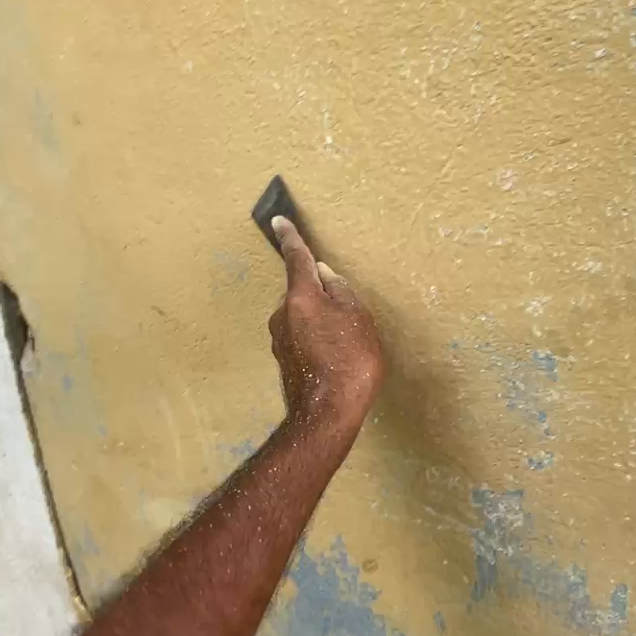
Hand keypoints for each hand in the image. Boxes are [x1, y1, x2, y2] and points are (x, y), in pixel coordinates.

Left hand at [268, 217, 385, 432]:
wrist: (327, 415)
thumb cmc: (350, 360)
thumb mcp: (357, 316)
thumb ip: (340, 291)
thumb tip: (325, 275)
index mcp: (300, 296)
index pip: (296, 258)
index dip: (290, 237)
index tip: (278, 220)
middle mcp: (282, 314)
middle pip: (303, 292)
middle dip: (322, 296)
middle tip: (350, 317)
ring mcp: (280, 339)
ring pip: (303, 317)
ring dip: (321, 321)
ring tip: (348, 344)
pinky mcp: (285, 360)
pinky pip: (303, 337)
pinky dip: (318, 340)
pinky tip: (337, 359)